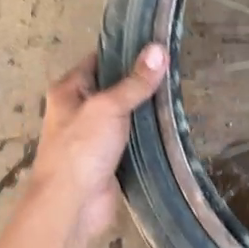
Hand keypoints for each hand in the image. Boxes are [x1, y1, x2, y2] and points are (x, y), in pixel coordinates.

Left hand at [32, 44, 167, 241]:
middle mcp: (79, 109)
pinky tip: (172, 121)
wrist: (71, 206)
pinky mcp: (110, 156)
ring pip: (126, 112)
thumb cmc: (81, 149)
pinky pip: (133, 136)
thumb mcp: (109, 107)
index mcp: (68, 90)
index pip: (100, 59)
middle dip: (141, 79)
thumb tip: (159, 49)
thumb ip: (135, 81)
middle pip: (115, 85)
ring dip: (147, 106)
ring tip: (180, 89)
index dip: (126, 50)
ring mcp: (94, 134)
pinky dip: (149, 131)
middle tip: (176, 65)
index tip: (157, 41)